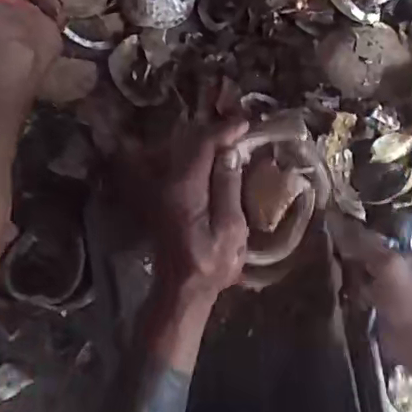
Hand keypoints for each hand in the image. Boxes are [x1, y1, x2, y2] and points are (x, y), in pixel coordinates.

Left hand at [147, 120, 249, 306]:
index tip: (247, 123)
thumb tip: (230, 153)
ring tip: (235, 138)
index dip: (225, 131)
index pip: (202, 146)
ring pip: (186, 151)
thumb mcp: (230, 229)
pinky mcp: (167, 196)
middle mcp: (169, 182)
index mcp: (184, 189)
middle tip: (244, 126)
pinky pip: (185, 164)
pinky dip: (203, 155)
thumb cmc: (211, 263)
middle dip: (217, 131)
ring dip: (210, 141)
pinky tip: (220, 157)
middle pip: (190, 143)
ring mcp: (164, 188)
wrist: (182, 288)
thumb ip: (229, 188)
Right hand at [329, 210, 411, 363]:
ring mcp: (399, 273)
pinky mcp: (387, 291)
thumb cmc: (411, 301)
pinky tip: (347, 282)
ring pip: (369, 256)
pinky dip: (356, 279)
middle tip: (337, 234)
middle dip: (359, 238)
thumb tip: (332, 215)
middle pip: (379, 235)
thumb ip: (361, 240)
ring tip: (340, 258)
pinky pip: (365, 276)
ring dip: (355, 260)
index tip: (346, 208)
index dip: (372, 212)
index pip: (395, 215)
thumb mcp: (387, 264)